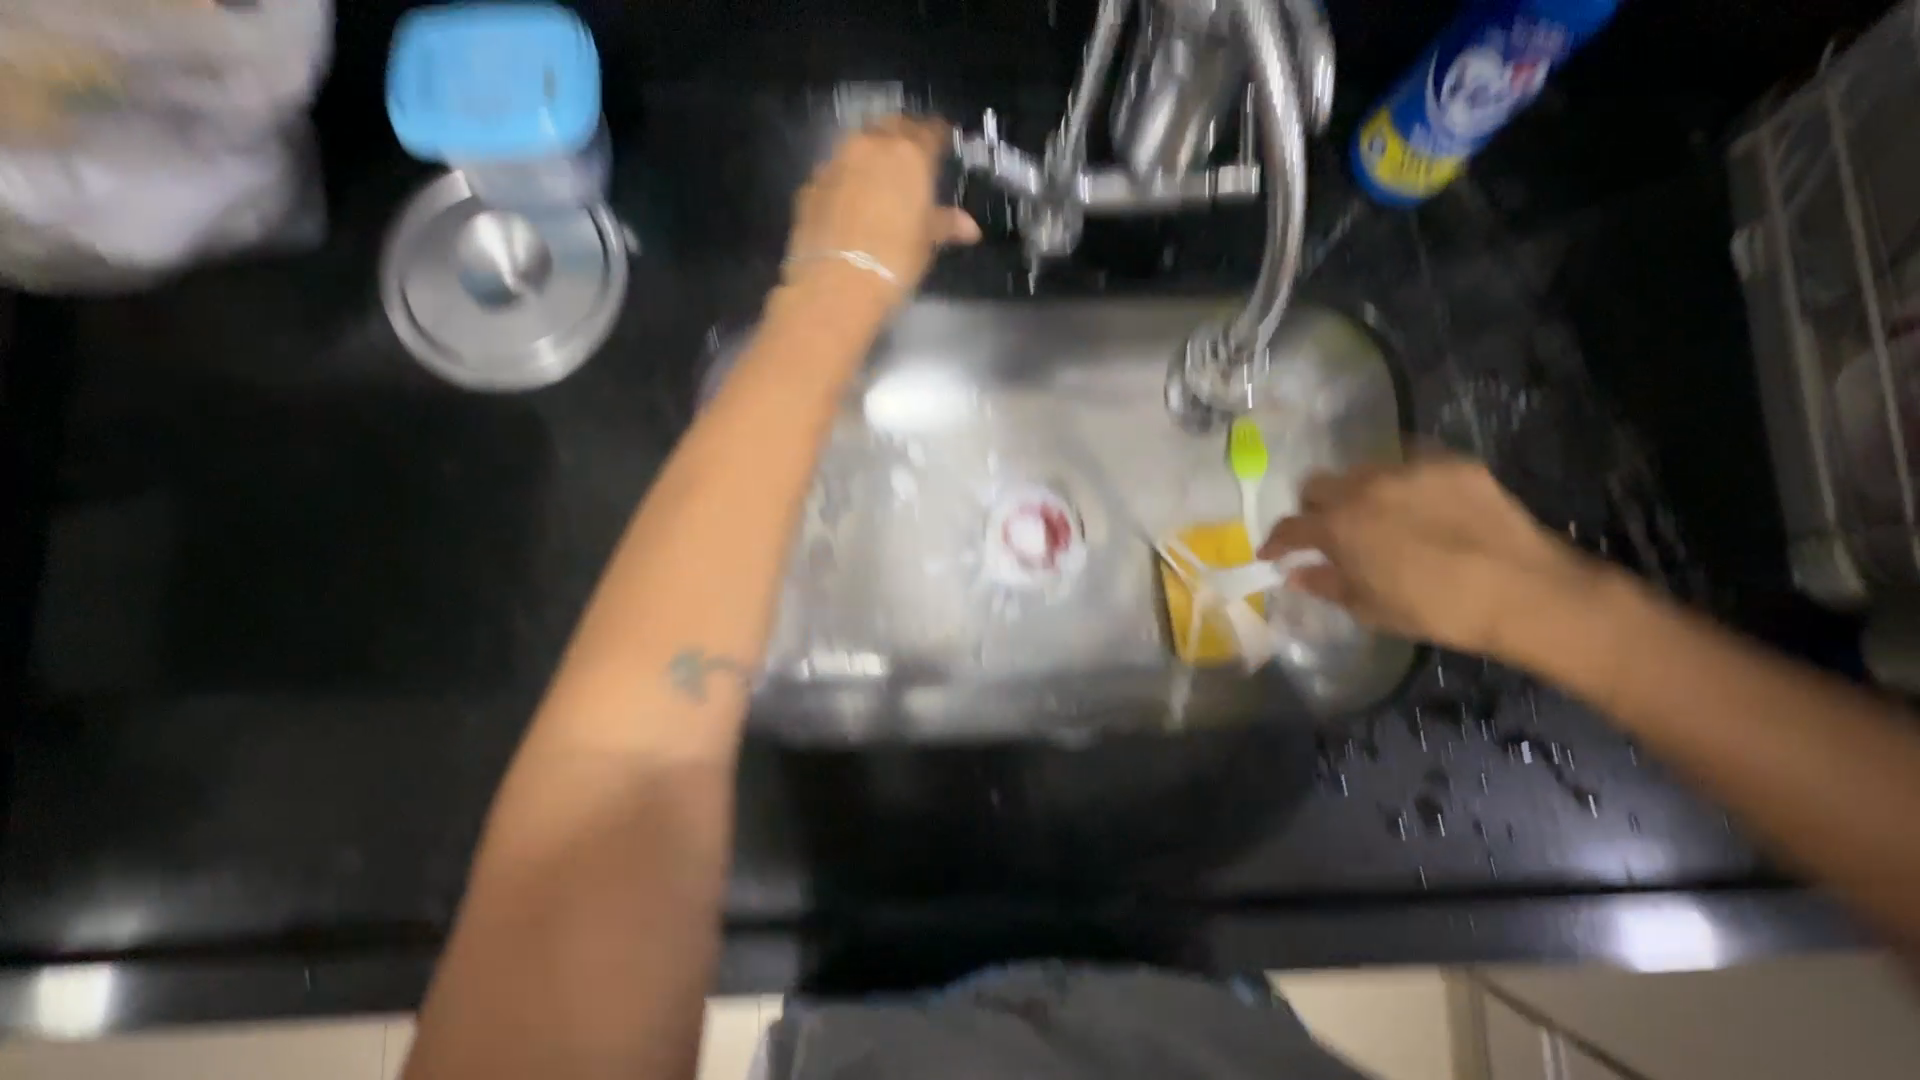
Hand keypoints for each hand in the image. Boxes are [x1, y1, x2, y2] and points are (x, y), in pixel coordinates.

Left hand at [782, 116, 980, 303]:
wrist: (836, 283)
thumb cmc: (894, 260)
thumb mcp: (926, 242)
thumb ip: (945, 224)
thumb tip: (969, 227)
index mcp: (909, 154)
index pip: (930, 131)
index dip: (939, 135)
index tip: (944, 142)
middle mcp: (871, 146)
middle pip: (891, 127)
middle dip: (903, 135)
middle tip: (912, 153)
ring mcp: (836, 162)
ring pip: (859, 143)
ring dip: (872, 153)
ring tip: (880, 174)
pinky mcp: (811, 183)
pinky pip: (835, 170)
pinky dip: (846, 178)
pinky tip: (850, 199)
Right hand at [1259, 456, 1610, 657]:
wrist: (1522, 590)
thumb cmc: (1436, 609)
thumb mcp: (1371, 608)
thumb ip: (1327, 585)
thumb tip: (1296, 574)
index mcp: (1339, 527)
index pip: (1290, 527)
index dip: (1276, 541)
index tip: (1272, 554)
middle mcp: (1364, 488)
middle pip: (1318, 485)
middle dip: (1314, 507)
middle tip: (1328, 530)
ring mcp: (1408, 470)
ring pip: (1363, 471)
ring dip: (1358, 492)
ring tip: (1379, 515)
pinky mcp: (1450, 463)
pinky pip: (1412, 464)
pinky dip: (1405, 483)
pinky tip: (1423, 505)